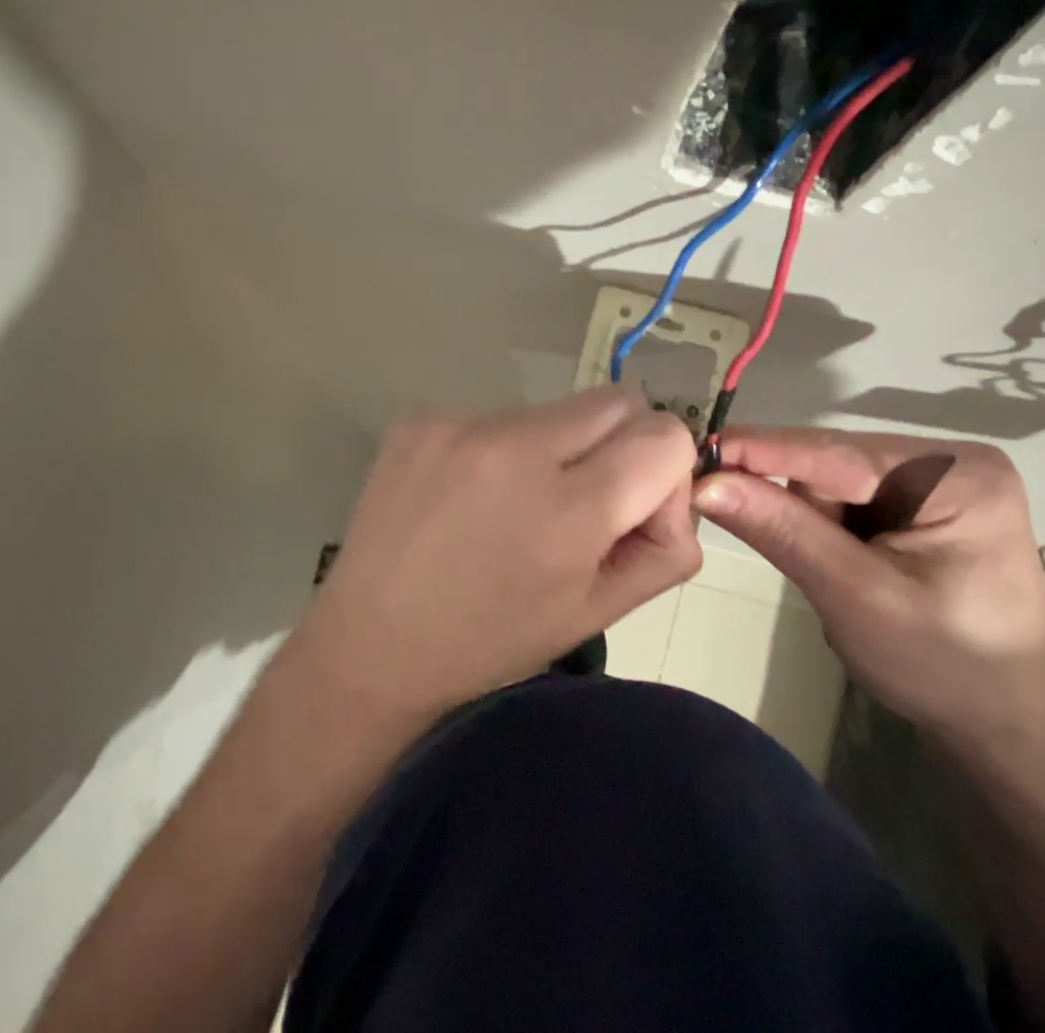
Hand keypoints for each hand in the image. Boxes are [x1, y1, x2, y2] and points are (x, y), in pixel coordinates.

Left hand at [298, 385, 702, 718]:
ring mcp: (460, 426)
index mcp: (569, 509)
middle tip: (580, 504)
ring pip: (552, 410)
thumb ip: (662, 551)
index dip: (664, 474)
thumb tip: (673, 497)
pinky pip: (494, 418)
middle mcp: (516, 448)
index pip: (666, 435)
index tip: (628, 515)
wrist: (372, 644)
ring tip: (509, 511)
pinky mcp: (420, 420)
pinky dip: (499, 452)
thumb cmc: (489, 643)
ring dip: (554, 451)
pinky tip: (468, 503)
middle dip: (619, 447)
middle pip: (617, 401)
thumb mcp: (594, 615)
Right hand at [693, 428, 1044, 746]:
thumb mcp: (852, 596)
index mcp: (956, 475)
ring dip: (812, 520)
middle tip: (779, 550)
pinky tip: (843, 565)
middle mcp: (956, 461)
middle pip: (837, 464)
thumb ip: (782, 531)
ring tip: (833, 576)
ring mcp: (948, 481)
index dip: (760, 451)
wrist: (1001, 720)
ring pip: (840, 482)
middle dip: (795, 501)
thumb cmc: (937, 664)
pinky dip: (831, 528)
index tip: (695, 451)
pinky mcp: (934, 504)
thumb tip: (708, 483)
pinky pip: (857, 499)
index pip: (836, 454)